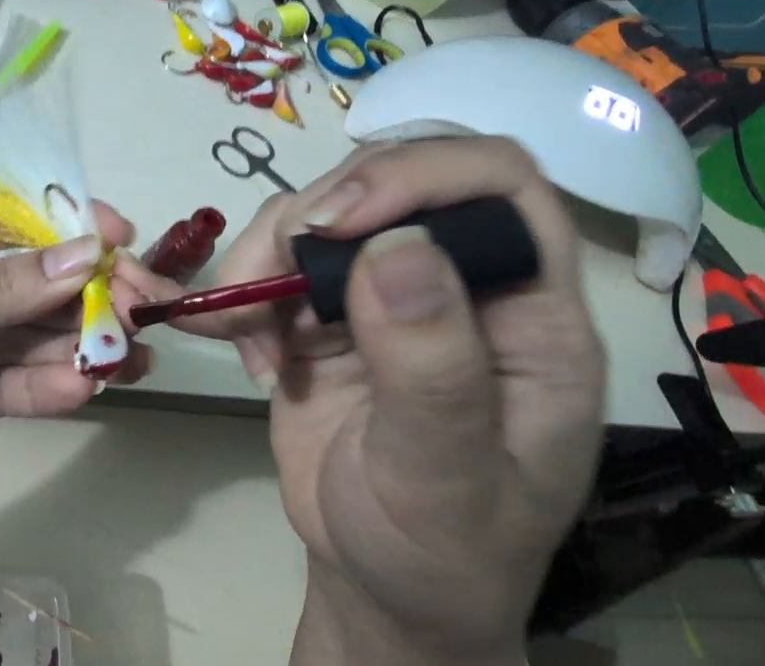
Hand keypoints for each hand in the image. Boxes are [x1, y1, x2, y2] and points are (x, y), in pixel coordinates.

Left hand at [0, 197, 149, 665]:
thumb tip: (85, 256)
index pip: (8, 218)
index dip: (66, 225)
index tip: (122, 238)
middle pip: (31, 279)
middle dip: (85, 292)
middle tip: (143, 309)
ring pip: (32, 334)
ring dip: (80, 342)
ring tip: (129, 355)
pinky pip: (16, 383)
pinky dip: (52, 384)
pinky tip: (88, 388)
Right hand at [115, 139, 604, 665]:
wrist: (380, 587)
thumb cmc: (440, 551)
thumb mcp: (445, 478)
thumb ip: (431, 367)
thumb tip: (397, 245)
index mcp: (529, 313)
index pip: (497, 183)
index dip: (417, 176)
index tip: (336, 223)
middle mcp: (461, 283)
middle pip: (388, 181)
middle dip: (315, 215)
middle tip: (267, 279)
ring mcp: (387, 292)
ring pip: (319, 211)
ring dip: (262, 252)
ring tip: (239, 327)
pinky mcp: (326, 311)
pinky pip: (275, 257)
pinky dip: (240, 286)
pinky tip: (235, 341)